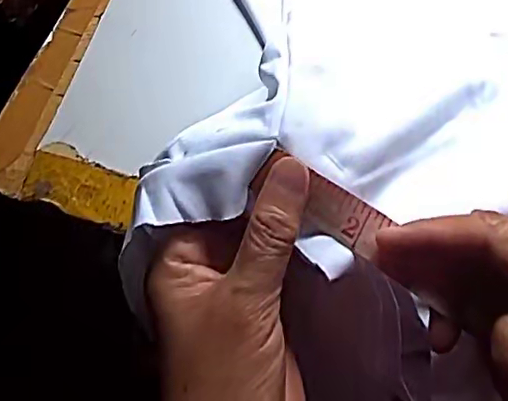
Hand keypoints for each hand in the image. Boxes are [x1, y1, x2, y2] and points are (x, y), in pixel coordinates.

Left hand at [146, 156, 310, 399]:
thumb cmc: (223, 386)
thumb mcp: (244, 302)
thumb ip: (267, 233)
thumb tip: (288, 167)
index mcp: (179, 262)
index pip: (205, 193)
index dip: (238, 162)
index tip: (274, 132)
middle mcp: (207, 263)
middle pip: (239, 204)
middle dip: (271, 176)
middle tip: (305, 140)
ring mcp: (241, 278)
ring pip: (267, 223)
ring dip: (293, 199)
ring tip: (321, 163)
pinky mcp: (272, 292)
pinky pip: (289, 245)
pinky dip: (307, 224)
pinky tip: (328, 203)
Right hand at [373, 211, 507, 400]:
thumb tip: (484, 315)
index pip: (500, 238)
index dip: (439, 234)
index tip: (387, 242)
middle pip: (498, 246)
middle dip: (441, 252)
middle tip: (385, 264)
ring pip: (504, 271)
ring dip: (458, 286)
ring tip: (422, 315)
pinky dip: (484, 313)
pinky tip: (461, 336)